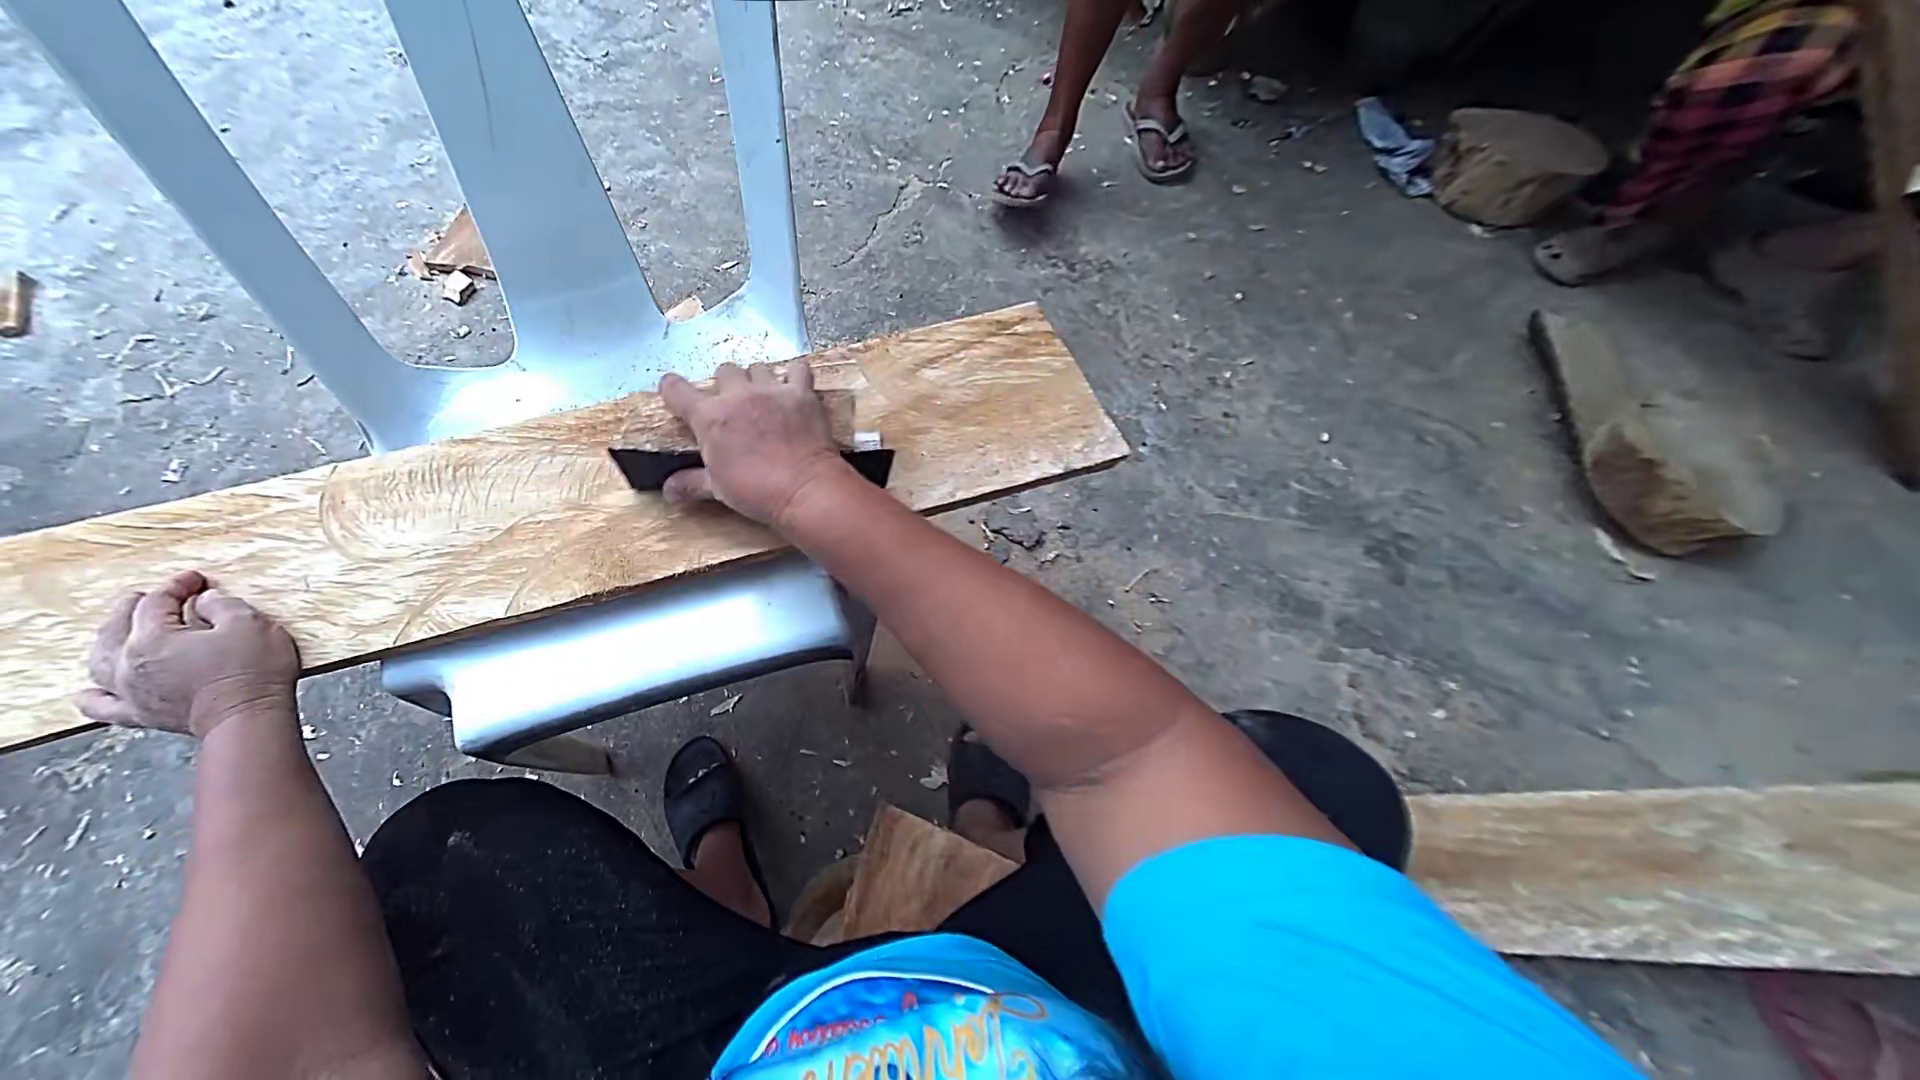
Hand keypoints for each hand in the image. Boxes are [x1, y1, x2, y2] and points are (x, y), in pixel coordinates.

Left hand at [77, 570, 300, 737]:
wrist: (248, 715)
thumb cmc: (253, 671)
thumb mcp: (251, 624)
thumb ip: (223, 606)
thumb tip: (205, 600)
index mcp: (152, 639)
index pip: (156, 603)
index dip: (177, 586)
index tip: (194, 579)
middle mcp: (128, 664)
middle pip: (118, 628)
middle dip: (133, 608)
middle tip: (148, 597)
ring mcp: (130, 691)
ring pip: (99, 662)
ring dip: (106, 643)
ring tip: (117, 632)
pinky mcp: (140, 713)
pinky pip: (100, 704)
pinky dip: (91, 695)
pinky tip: (88, 690)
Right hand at [657, 360, 850, 525]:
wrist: (804, 490)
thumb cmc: (758, 491)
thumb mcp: (718, 489)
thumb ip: (691, 482)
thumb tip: (669, 489)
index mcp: (710, 417)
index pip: (676, 389)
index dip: (673, 390)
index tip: (678, 396)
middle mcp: (738, 395)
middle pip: (725, 371)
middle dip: (728, 385)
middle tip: (736, 406)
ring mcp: (771, 391)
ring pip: (758, 368)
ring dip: (758, 380)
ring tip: (766, 399)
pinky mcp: (801, 394)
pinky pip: (799, 369)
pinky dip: (796, 376)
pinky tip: (796, 388)